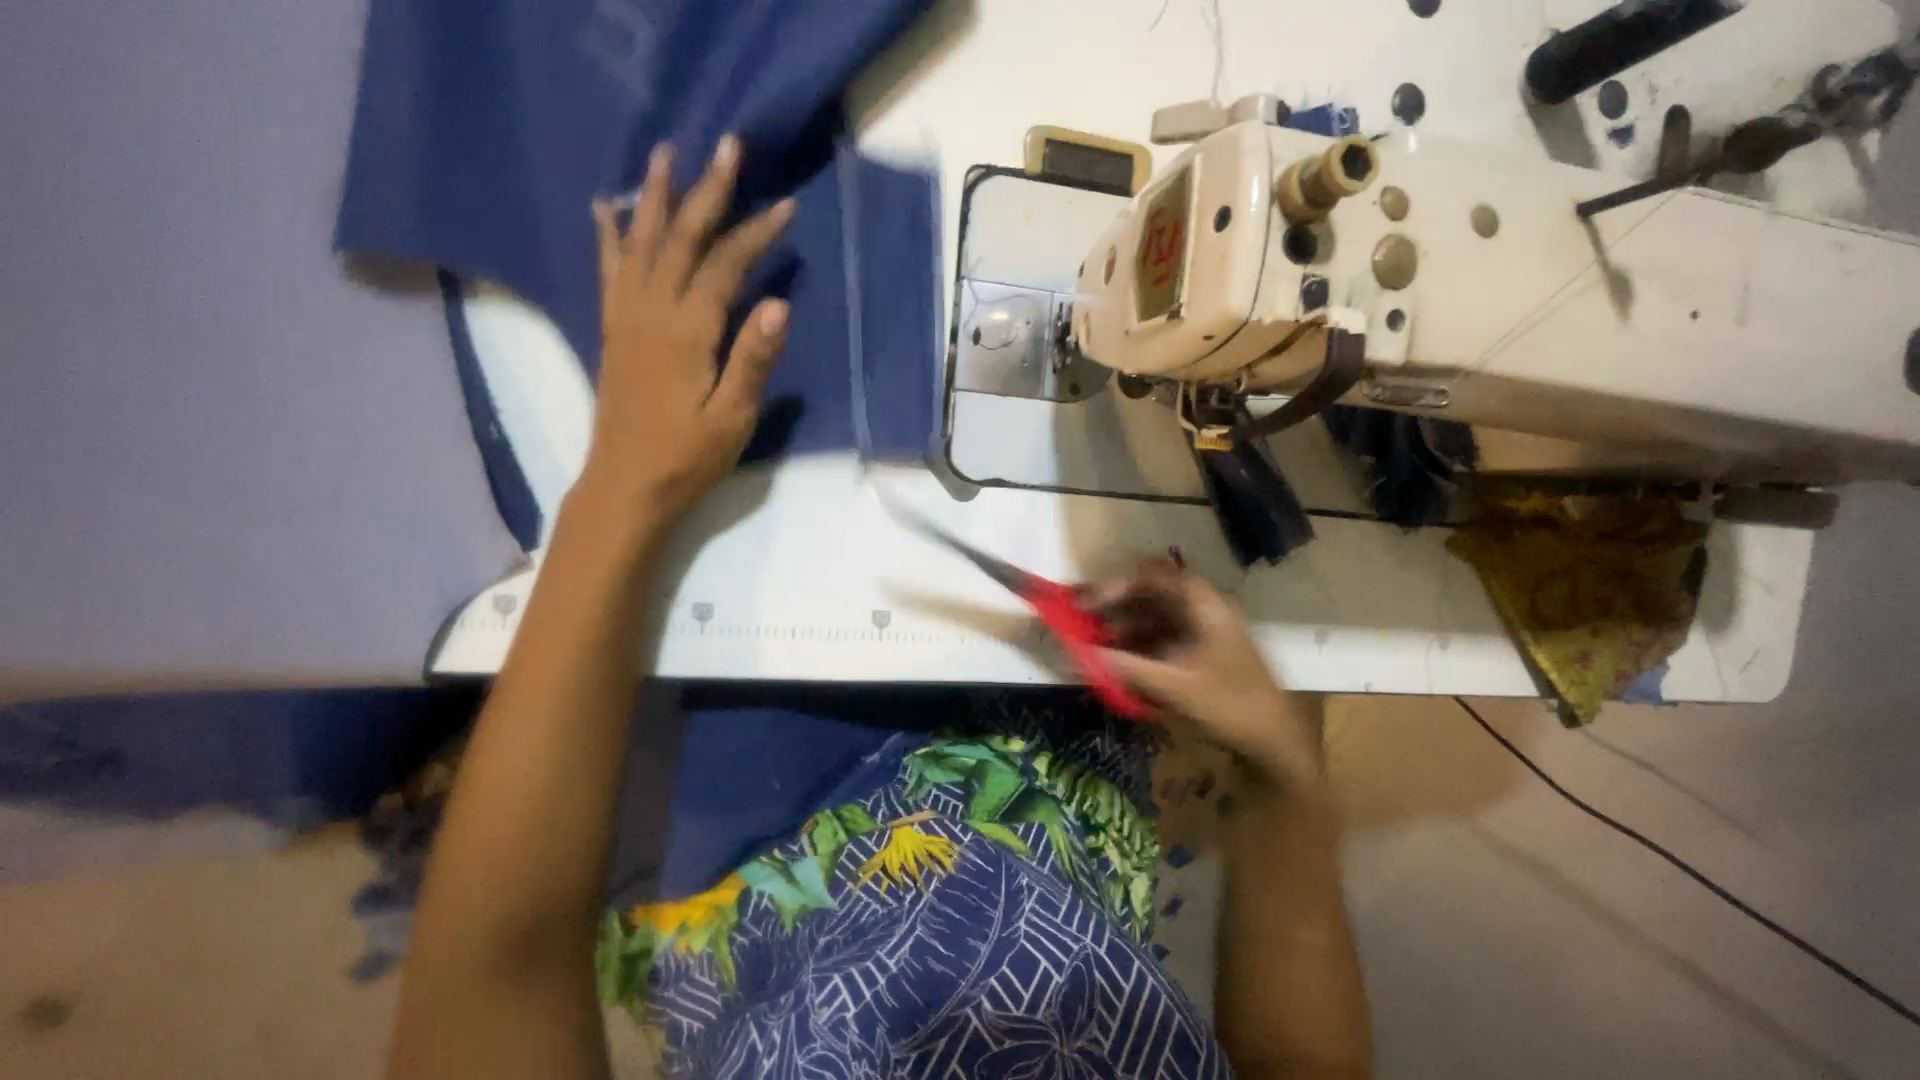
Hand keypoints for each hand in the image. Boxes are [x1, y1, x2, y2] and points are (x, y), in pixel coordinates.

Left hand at [578, 135, 796, 528]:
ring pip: (640, 244)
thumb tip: (780, 304)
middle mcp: (651, 313)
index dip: (755, 235)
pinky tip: (605, 209)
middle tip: (728, 146)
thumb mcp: (732, 418)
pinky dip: (609, 236)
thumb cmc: (688, 458)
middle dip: (707, 192)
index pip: (724, 267)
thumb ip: (753, 359)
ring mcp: (626, 318)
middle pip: (680, 239)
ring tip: (664, 153)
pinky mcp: (614, 331)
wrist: (626, 485)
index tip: (786, 207)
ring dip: (653, 196)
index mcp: (687, 333)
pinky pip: (608, 271)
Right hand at [1093, 560, 1323, 791]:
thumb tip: (1080, 655)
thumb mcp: (1176, 687)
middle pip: (1151, 594)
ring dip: (1123, 627)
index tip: (1088, 604)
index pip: (1154, 576)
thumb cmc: (1231, 707)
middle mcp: (1204, 609)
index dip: (1116, 584)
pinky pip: (1161, 638)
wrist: (1276, 742)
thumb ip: (1127, 668)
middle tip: (1080, 621)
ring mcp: (1203, 631)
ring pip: (1153, 617)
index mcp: (1205, 605)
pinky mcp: (1200, 653)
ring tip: (1093, 646)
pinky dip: (1137, 645)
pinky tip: (1116, 661)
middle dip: (1114, 606)